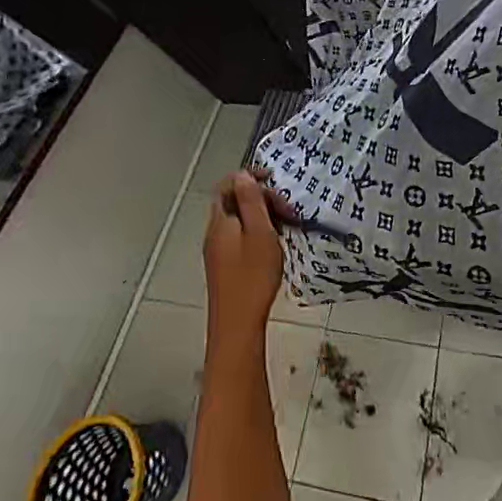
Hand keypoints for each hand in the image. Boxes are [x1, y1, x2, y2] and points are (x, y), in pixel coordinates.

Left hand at [202, 168, 288, 343]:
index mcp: (220, 221)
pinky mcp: (225, 266)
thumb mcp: (259, 233)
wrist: (237, 325)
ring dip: (262, 215)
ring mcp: (219, 250)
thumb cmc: (253, 276)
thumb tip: (242, 174)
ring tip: (286, 224)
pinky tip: (275, 243)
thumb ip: (251, 202)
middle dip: (260, 197)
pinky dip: (259, 231)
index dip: (248, 176)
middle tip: (287, 207)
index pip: (227, 186)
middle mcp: (215, 232)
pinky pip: (241, 236)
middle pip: (233, 202)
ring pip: (239, 220)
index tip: (275, 179)